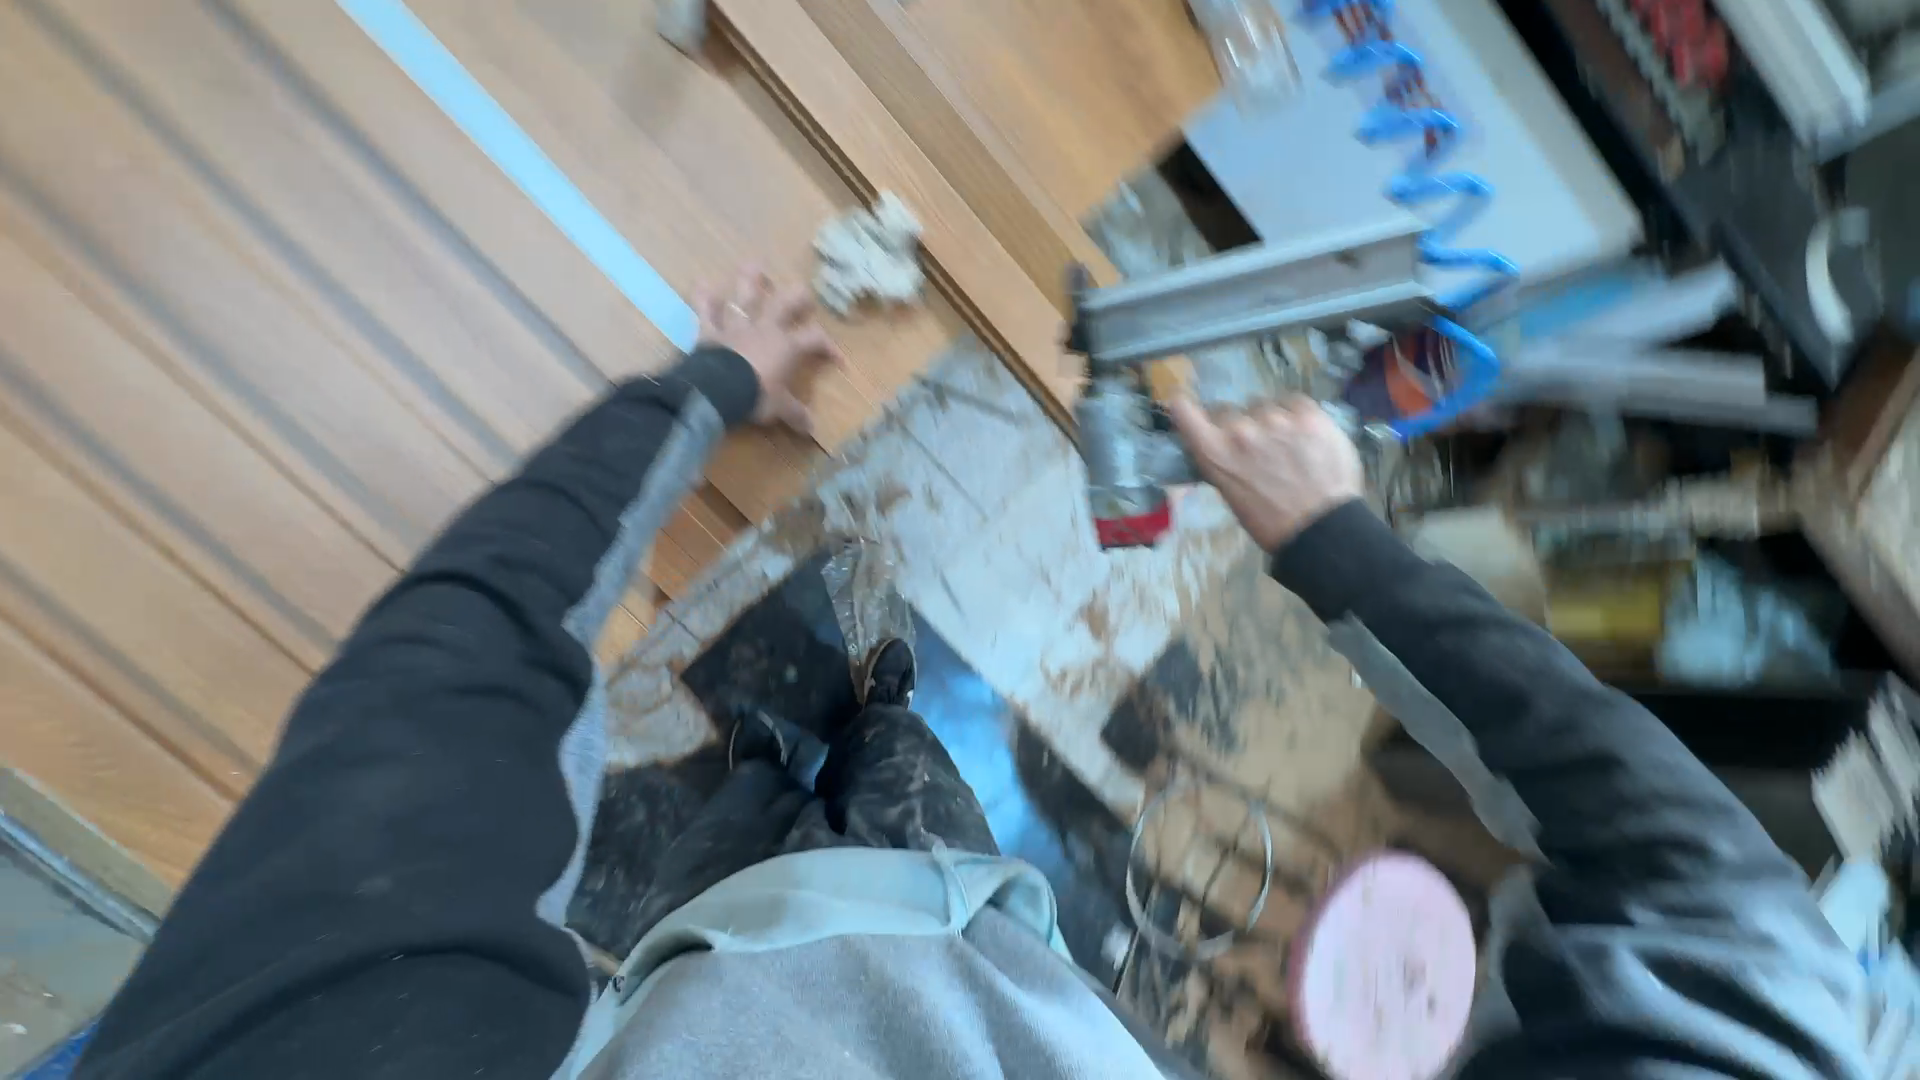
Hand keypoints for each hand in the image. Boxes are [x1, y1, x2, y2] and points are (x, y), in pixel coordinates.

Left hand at [696, 267, 843, 432]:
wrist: (719, 390)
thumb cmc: (757, 396)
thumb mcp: (780, 408)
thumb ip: (795, 414)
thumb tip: (811, 430)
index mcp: (787, 346)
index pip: (814, 339)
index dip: (828, 346)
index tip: (838, 359)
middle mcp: (764, 329)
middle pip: (785, 304)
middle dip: (796, 297)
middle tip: (803, 292)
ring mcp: (736, 327)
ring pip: (745, 297)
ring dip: (750, 281)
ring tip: (754, 266)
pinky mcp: (709, 331)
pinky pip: (704, 311)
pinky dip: (702, 298)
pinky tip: (701, 283)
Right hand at [1168, 395, 1363, 550]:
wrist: (1320, 526)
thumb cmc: (1269, 519)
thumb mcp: (1229, 492)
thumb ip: (1220, 460)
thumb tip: (1219, 441)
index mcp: (1214, 453)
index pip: (1183, 411)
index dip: (1184, 407)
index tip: (1186, 407)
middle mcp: (1239, 430)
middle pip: (1227, 410)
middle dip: (1236, 425)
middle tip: (1253, 446)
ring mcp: (1275, 419)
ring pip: (1262, 405)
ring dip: (1266, 419)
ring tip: (1284, 443)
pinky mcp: (1308, 414)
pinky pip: (1293, 401)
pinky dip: (1294, 414)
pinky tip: (1302, 434)